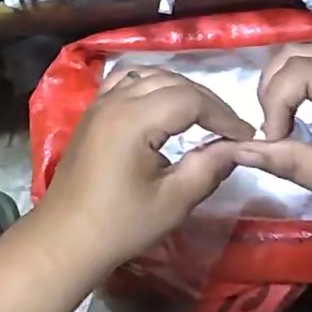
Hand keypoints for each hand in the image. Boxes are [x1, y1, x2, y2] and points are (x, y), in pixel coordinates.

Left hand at [34, 67, 253, 274]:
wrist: (67, 235)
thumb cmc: (121, 223)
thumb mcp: (173, 201)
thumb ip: (208, 167)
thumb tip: (236, 147)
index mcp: (133, 119)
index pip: (188, 98)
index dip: (221, 114)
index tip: (245, 136)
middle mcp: (114, 100)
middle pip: (168, 80)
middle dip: (204, 99)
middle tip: (229, 127)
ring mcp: (99, 102)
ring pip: (146, 75)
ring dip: (177, 88)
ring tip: (202, 114)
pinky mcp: (91, 111)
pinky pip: (124, 81)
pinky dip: (149, 84)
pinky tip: (162, 104)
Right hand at [231, 43, 311, 254]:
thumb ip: (290, 162)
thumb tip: (238, 151)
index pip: (300, 70)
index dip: (276, 100)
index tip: (274, 140)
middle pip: (302, 52)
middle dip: (274, 82)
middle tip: (271, 122)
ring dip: (286, 80)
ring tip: (280, 118)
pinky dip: (301, 85)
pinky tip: (300, 115)